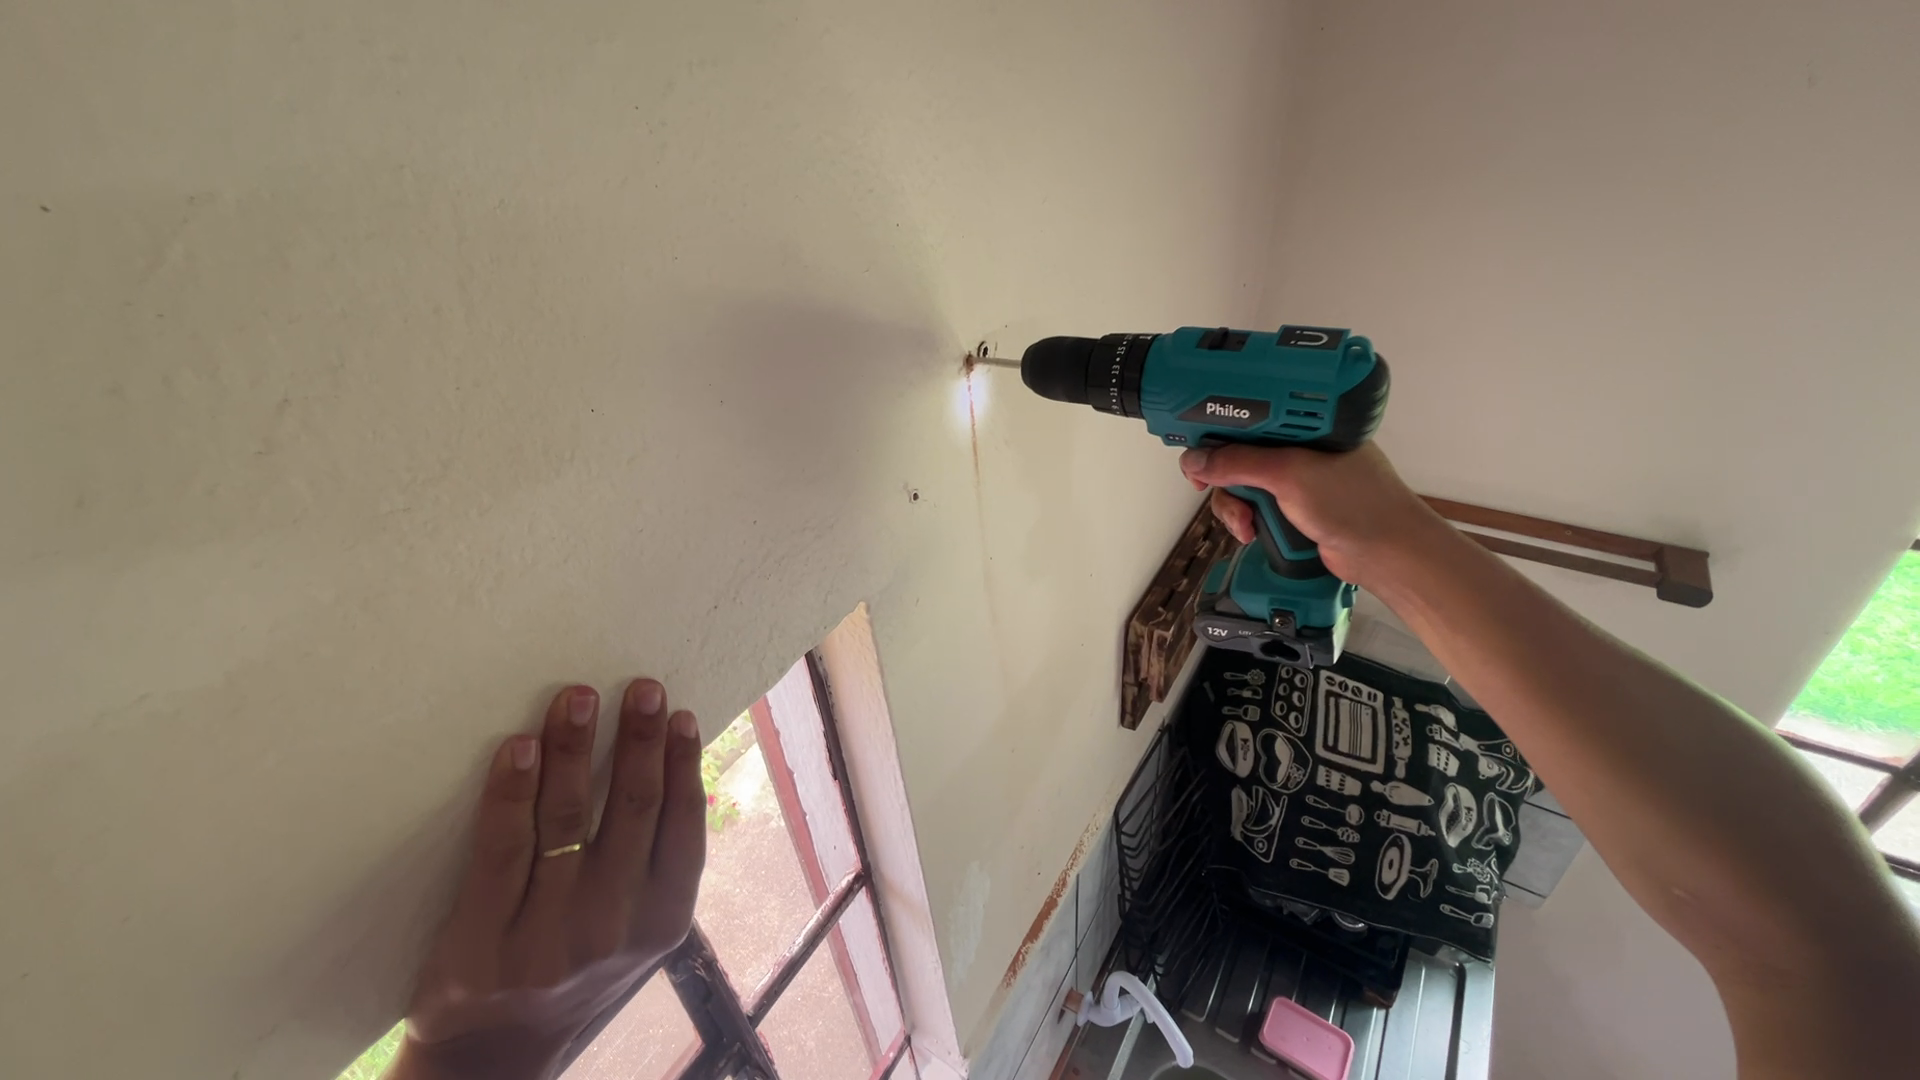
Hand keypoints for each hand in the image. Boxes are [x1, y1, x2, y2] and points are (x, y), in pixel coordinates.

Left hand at [389, 681, 705, 1079]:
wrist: (492, 1063)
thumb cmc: (579, 974)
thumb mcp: (640, 934)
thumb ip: (659, 867)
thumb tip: (678, 772)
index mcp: (664, 921)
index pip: (682, 825)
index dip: (683, 763)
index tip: (681, 714)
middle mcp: (614, 928)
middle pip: (632, 810)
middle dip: (640, 740)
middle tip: (641, 687)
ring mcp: (546, 941)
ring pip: (567, 820)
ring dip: (577, 749)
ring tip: (579, 698)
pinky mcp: (477, 949)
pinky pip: (501, 851)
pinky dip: (513, 791)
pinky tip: (521, 748)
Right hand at [1177, 442, 1440, 587]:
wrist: (1386, 555)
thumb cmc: (1357, 505)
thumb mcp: (1290, 475)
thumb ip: (1239, 464)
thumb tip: (1196, 459)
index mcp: (1306, 426)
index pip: (1250, 417)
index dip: (1217, 429)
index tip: (1193, 445)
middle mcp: (1299, 449)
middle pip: (1237, 453)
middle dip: (1222, 477)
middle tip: (1204, 487)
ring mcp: (1296, 480)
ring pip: (1241, 485)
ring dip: (1233, 506)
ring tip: (1245, 523)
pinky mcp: (1292, 508)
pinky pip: (1254, 507)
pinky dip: (1245, 520)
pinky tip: (1251, 531)